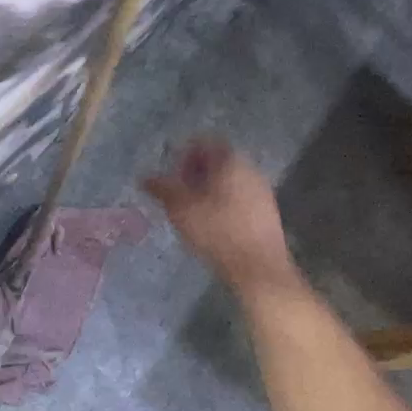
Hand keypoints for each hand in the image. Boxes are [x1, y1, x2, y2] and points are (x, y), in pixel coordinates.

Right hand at [142, 138, 300, 290]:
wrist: (258, 268)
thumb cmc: (217, 232)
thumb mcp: (181, 208)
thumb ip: (162, 188)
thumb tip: (144, 176)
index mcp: (231, 161)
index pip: (205, 142)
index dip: (184, 154)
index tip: (170, 174)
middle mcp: (250, 170)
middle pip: (218, 161)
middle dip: (195, 174)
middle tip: (176, 193)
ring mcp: (262, 192)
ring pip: (229, 181)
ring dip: (208, 190)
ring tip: (191, 212)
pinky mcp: (267, 214)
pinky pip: (239, 198)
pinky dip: (223, 205)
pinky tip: (212, 226)